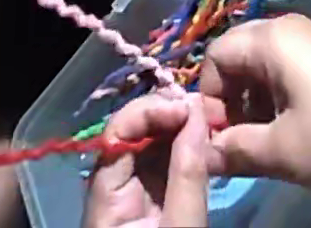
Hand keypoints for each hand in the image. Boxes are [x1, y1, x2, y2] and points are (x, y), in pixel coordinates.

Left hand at [84, 94, 210, 227]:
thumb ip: (187, 175)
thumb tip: (197, 111)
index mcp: (104, 198)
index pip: (117, 133)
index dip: (150, 111)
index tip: (185, 108)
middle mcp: (113, 187)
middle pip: (134, 131)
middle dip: (166, 112)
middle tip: (201, 108)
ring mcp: (133, 193)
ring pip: (151, 142)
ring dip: (178, 124)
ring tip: (206, 118)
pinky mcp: (152, 201)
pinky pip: (165, 160)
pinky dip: (184, 144)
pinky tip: (203, 137)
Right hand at [200, 15, 310, 188]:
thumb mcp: (285, 151)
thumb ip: (237, 151)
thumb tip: (205, 155)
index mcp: (268, 40)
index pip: (214, 56)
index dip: (208, 99)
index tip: (221, 141)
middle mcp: (283, 28)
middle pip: (235, 56)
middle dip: (229, 100)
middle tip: (239, 140)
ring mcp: (306, 38)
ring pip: (259, 63)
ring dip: (252, 100)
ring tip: (266, 141)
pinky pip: (282, 66)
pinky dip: (275, 95)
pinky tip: (291, 128)